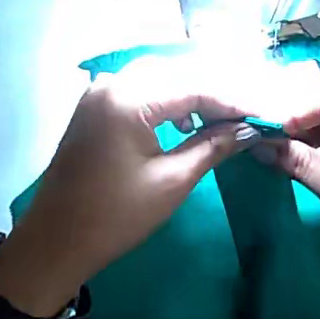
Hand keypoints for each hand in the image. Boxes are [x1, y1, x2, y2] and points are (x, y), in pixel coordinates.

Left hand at [0, 59, 257, 313]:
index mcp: (129, 99)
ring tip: (226, 119)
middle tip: (250, 114)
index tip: (264, 114)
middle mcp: (112, 84)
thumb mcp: (173, 180)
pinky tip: (188, 121)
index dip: (234, 101)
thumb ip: (214, 146)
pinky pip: (142, 91)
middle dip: (217, 94)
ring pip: (161, 80)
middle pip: (179, 75)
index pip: (196, 87)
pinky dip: (169, 101)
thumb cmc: (115, 216)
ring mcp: (99, 93)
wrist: (55, 243)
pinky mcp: (95, 107)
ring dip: (194, 95)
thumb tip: (250, 129)